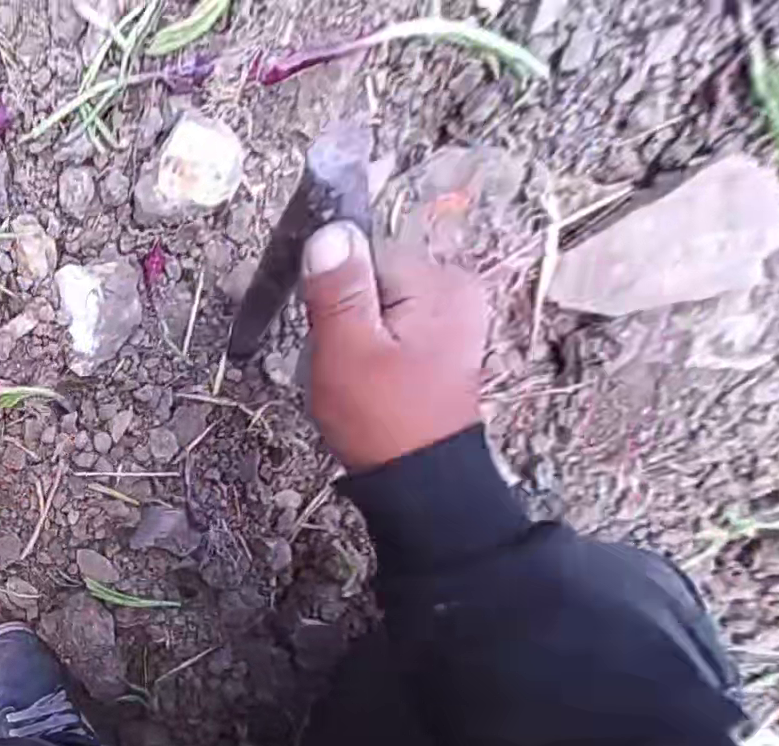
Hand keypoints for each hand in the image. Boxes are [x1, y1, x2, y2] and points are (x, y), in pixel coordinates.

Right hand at [301, 221, 486, 470]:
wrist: (415, 479)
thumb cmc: (380, 417)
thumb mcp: (346, 350)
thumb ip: (337, 290)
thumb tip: (329, 231)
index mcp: (438, 283)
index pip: (362, 257)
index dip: (330, 295)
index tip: (325, 335)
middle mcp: (453, 292)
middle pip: (368, 283)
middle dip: (340, 321)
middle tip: (340, 363)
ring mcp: (450, 321)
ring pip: (372, 311)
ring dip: (349, 341)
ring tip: (352, 378)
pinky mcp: (438, 348)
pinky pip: (386, 333)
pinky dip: (367, 354)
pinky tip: (364, 383)